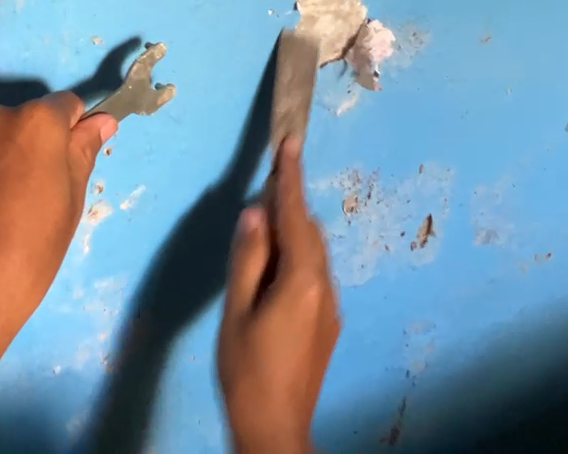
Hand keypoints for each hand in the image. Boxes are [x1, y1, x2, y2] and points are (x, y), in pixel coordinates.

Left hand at [0, 93, 114, 453]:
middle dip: (25, 148)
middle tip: (25, 198)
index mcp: (35, 122)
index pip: (65, 107)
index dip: (70, 135)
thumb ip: (83, 152)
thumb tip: (101, 121)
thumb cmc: (26, 255)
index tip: (63, 169)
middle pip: (19, 121)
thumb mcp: (70, 206)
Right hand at [217, 137, 341, 453]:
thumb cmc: (247, 369)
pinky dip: (297, 256)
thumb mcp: (237, 310)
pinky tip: (275, 268)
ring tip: (263, 225)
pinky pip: (314, 273)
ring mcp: (330, 306)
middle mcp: (325, 286)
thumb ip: (247, 256)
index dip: (290, 177)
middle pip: (308, 231)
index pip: (295, 215)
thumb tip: (254, 211)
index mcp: (302, 279)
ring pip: (313, 252)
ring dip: (293, 231)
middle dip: (288, 204)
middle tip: (262, 186)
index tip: (291, 142)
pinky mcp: (328, 323)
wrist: (276, 429)